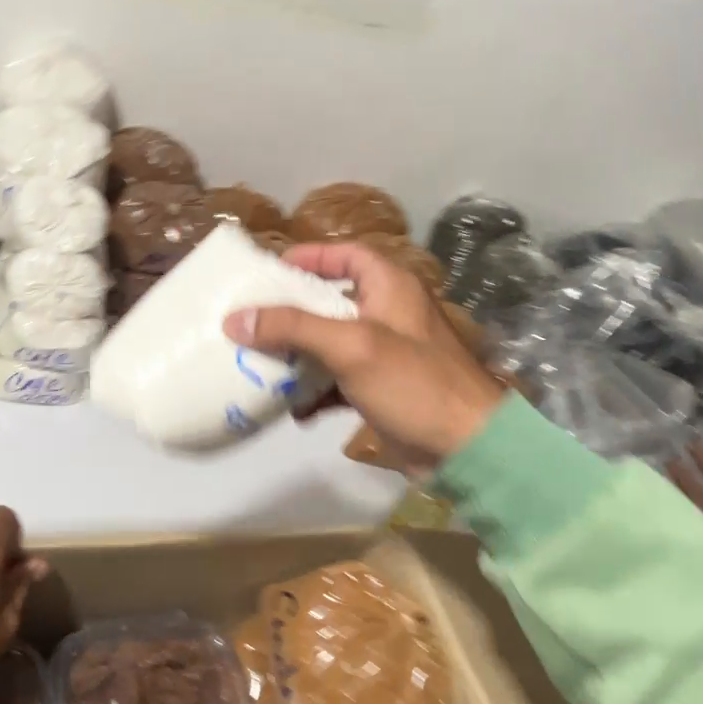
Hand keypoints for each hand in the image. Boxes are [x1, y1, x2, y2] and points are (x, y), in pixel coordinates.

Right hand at [224, 242, 503, 470]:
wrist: (467, 449)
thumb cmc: (415, 385)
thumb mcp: (351, 346)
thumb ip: (293, 327)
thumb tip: (234, 319)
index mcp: (391, 289)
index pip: (347, 254)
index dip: (310, 256)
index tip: (269, 271)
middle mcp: (388, 315)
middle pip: (329, 301)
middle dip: (289, 312)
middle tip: (248, 319)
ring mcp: (384, 355)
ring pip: (328, 344)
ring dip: (295, 355)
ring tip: (256, 362)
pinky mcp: (380, 390)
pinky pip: (335, 382)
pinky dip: (312, 392)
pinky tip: (290, 408)